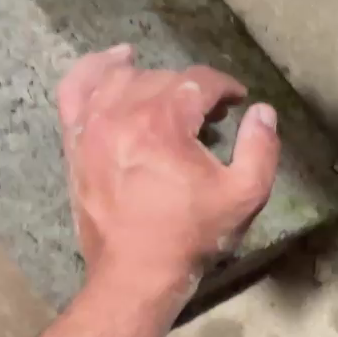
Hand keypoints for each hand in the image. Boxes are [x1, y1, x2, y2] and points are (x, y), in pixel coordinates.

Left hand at [56, 45, 280, 298]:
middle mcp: (121, 116)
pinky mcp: (74, 142)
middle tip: (215, 112)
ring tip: (173, 91)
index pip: (198, 82)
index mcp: (164, 125)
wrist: (136, 273)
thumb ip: (261, 147)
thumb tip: (263, 111)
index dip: (225, 86)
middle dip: (194, 88)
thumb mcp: (247, 193)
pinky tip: (114, 63)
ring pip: (120, 78)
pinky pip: (75, 90)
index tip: (240, 101)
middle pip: (162, 78)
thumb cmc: (195, 233)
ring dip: (153, 78)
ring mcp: (90, 127)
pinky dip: (94, 70)